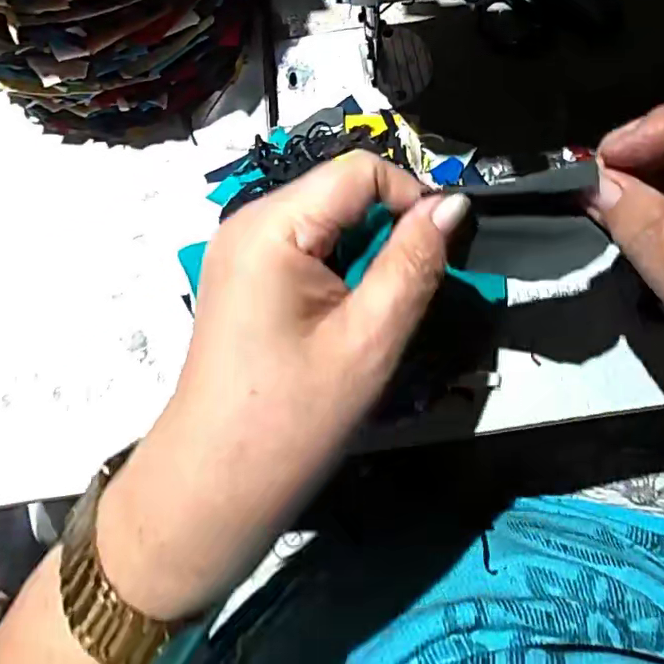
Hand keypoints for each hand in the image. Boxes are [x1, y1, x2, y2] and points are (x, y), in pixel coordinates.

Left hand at [94, 153, 469, 619]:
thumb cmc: (290, 420)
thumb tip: (453, 205)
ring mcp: (245, 246)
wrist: (211, 493)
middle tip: (410, 286)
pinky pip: (313, 240)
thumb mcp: (370, 338)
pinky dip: (346, 263)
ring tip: (376, 306)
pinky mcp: (249, 270)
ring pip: (334, 215)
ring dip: (370, 249)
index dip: (412, 196)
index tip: (439, 247)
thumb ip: (415, 261)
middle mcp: (251, 221)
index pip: (361, 171)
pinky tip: (347, 311)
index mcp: (272, 227)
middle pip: (345, 189)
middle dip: (390, 226)